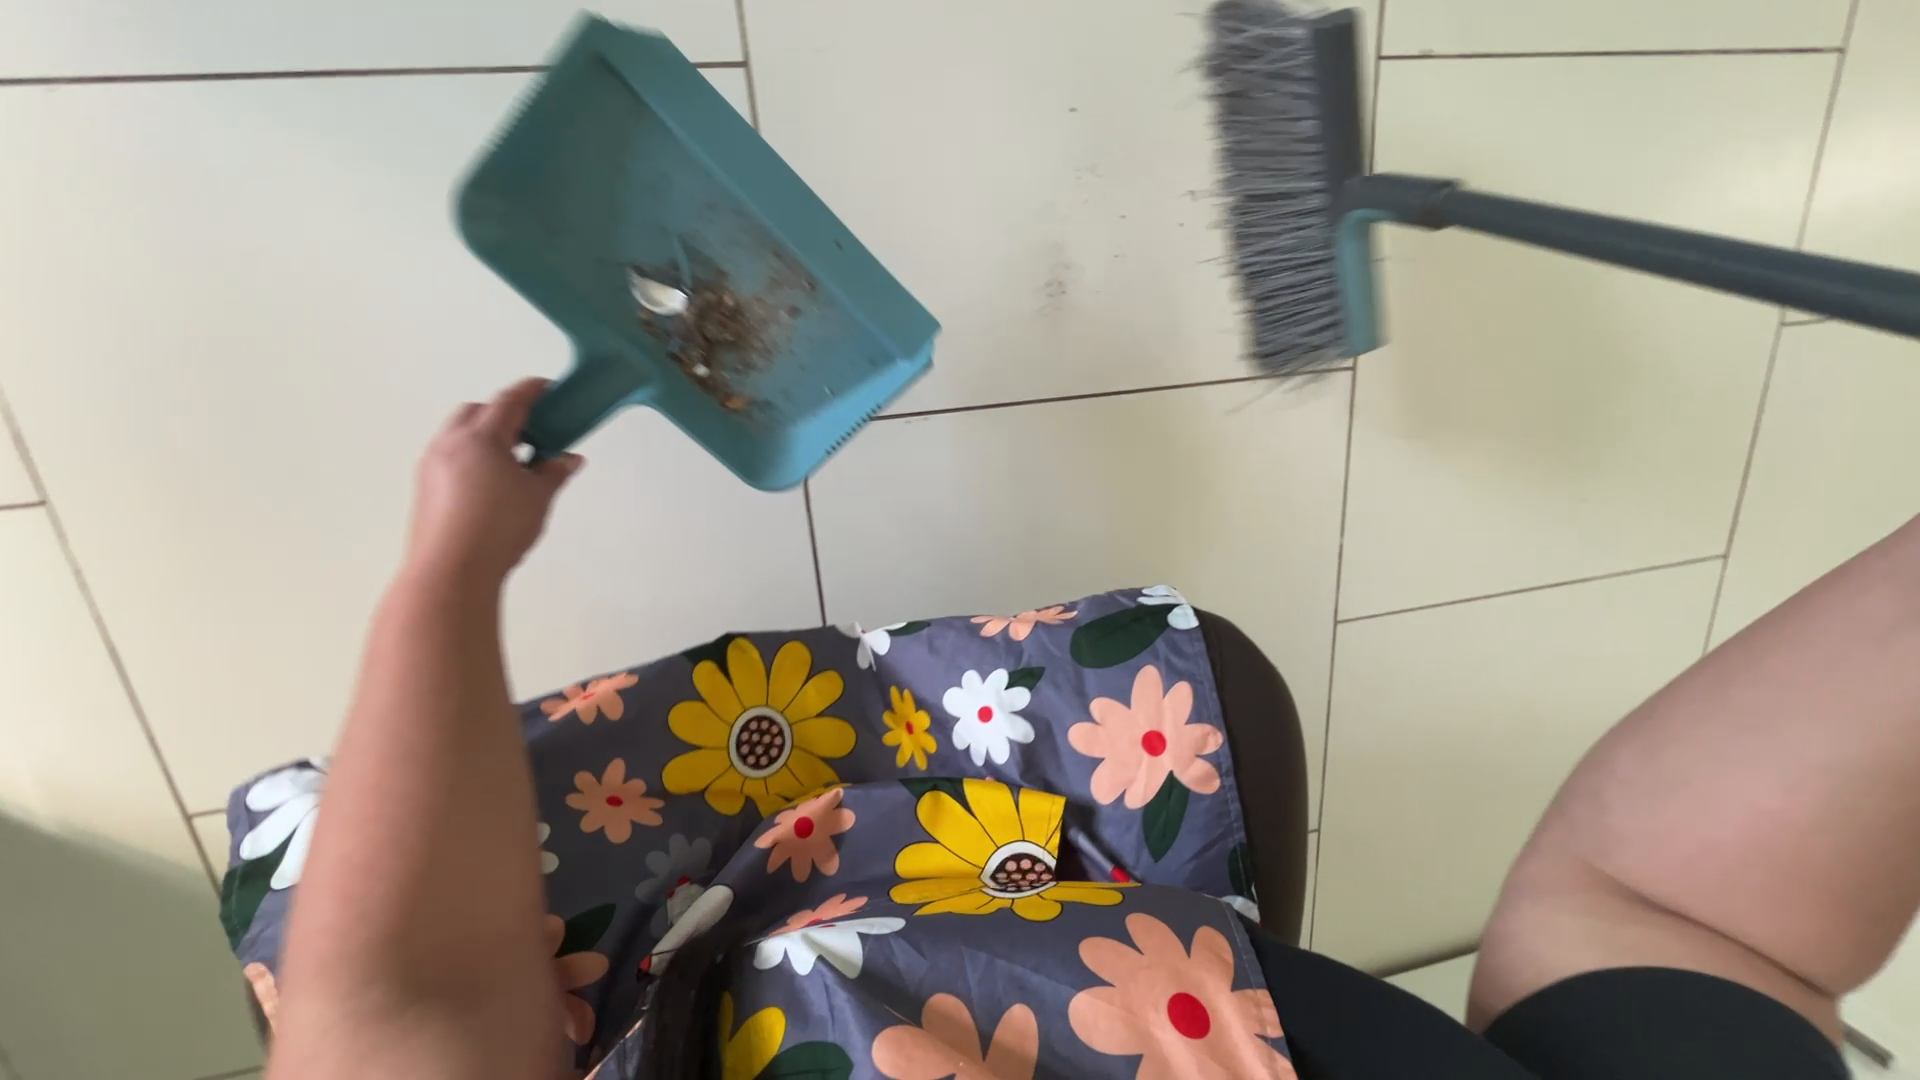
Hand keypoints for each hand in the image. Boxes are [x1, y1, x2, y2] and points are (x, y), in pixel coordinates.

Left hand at [405, 378, 583, 585]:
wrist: (452, 569)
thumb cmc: (500, 526)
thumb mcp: (538, 496)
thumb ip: (554, 472)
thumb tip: (569, 459)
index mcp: (481, 438)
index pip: (508, 401)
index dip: (530, 391)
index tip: (547, 387)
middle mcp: (450, 443)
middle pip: (477, 411)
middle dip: (504, 413)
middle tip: (532, 430)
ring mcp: (432, 464)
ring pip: (459, 434)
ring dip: (486, 435)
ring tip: (513, 460)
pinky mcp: (425, 487)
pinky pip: (451, 456)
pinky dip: (472, 456)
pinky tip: (492, 482)